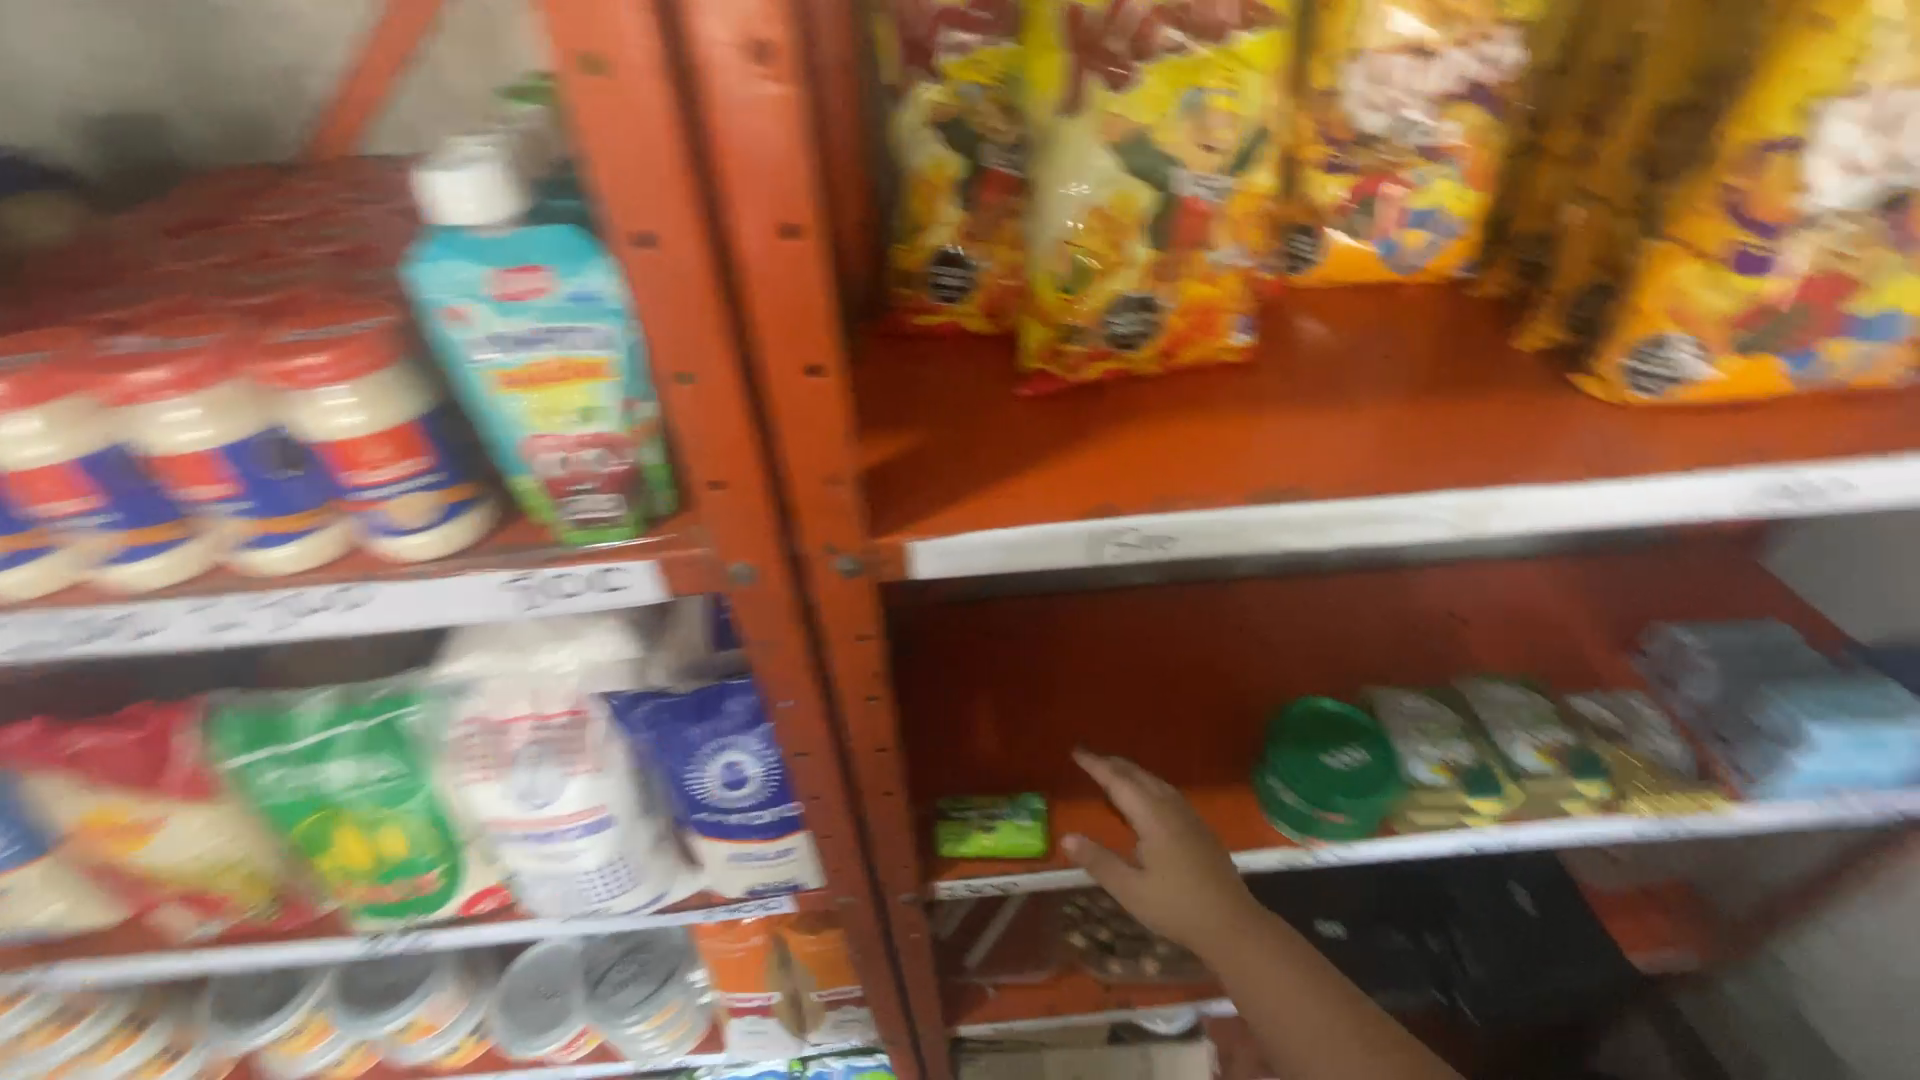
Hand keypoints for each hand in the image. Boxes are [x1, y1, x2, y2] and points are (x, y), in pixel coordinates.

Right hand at [1063, 749, 1263, 954]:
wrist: (1233, 924)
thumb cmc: (1177, 908)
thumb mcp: (1130, 890)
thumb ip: (1098, 861)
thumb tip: (1067, 838)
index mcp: (1153, 818)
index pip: (1119, 781)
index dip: (1096, 765)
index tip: (1076, 751)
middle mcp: (1172, 809)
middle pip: (1139, 776)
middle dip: (1113, 764)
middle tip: (1088, 758)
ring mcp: (1190, 817)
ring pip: (1156, 782)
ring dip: (1132, 773)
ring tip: (1112, 774)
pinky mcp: (1200, 828)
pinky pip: (1168, 793)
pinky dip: (1148, 785)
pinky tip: (1145, 800)